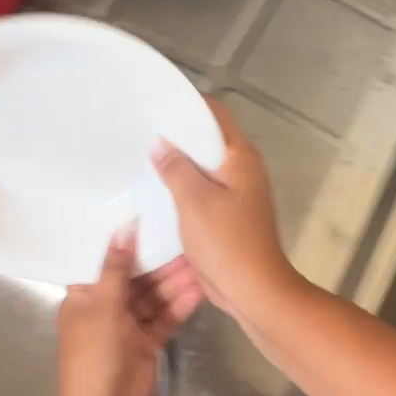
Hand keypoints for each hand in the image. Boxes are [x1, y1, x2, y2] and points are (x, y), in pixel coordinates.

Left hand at [55, 225, 201, 395]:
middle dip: (159, 262)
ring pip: (153, 297)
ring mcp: (127, 325)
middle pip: (135, 277)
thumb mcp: (103, 305)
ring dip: (173, 282)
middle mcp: (105, 305)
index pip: (105, 260)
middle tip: (187, 240)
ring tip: (200, 263)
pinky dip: (179, 306)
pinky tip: (199, 290)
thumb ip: (116, 266)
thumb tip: (124, 227)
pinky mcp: (147, 342)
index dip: (126, 240)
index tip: (149, 215)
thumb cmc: (93, 354)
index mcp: (84, 294)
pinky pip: (164, 318)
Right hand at [151, 97, 300, 318]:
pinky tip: (157, 194)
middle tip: (141, 132)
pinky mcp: (229, 215)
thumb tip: (160, 143)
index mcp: (240, 156)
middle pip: (208, 140)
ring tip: (143, 159)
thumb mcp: (195, 201)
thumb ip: (176, 168)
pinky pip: (203, 192)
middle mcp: (243, 169)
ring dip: (178, 165)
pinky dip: (183, 189)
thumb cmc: (227, 242)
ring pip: (204, 168)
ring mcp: (238, 193)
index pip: (214, 114)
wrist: (254, 290)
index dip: (186, 105)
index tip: (154, 104)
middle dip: (177, 136)